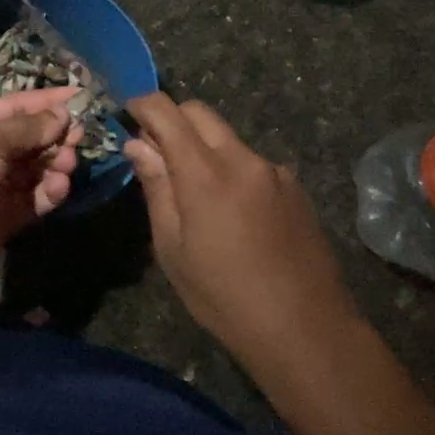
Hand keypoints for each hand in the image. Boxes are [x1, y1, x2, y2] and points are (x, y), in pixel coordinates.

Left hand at [0, 88, 79, 303]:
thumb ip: (27, 128)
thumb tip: (62, 114)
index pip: (13, 106)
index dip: (46, 101)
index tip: (81, 96)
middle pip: (27, 138)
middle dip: (55, 135)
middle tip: (82, 136)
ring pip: (34, 169)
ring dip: (55, 164)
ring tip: (69, 163)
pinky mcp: (4, 218)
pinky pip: (33, 199)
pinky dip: (49, 192)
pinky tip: (59, 187)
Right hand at [125, 93, 360, 364]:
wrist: (307, 330)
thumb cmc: (224, 296)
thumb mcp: (172, 248)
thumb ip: (156, 188)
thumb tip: (138, 145)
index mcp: (206, 173)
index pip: (168, 113)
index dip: (143, 104)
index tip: (127, 113)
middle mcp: (243, 160)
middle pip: (200, 114)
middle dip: (172, 119)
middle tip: (155, 150)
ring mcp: (275, 172)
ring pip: (228, 138)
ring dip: (203, 147)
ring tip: (194, 191)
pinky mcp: (296, 189)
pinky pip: (252, 162)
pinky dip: (231, 169)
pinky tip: (232, 212)